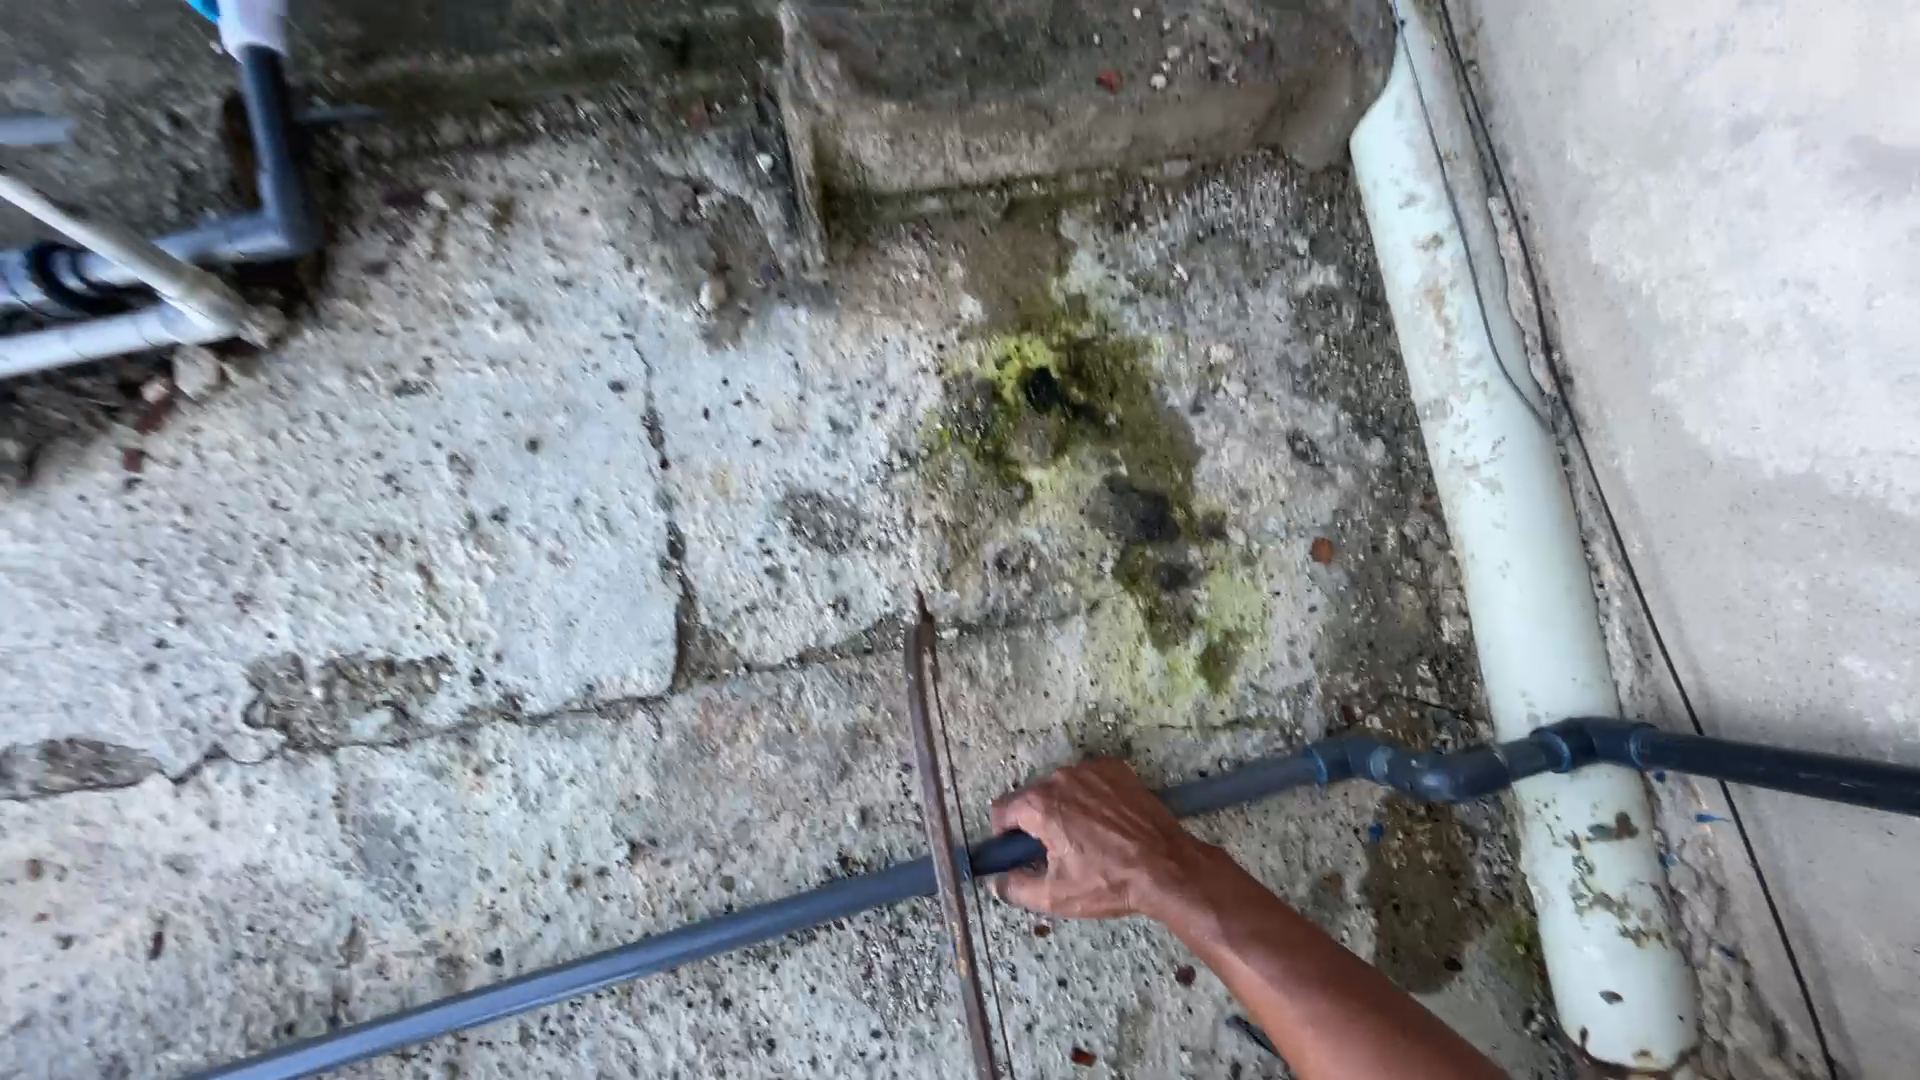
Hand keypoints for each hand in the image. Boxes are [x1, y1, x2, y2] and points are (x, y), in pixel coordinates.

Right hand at [988, 757, 1221, 919]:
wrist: (1166, 866)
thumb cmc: (1108, 881)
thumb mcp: (1055, 896)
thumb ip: (1016, 888)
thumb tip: (998, 881)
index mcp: (1040, 805)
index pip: (1003, 810)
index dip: (1005, 833)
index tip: (1019, 851)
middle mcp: (1060, 778)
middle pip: (1034, 798)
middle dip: (1039, 822)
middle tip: (1060, 851)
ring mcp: (1089, 769)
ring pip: (1062, 787)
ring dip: (1065, 807)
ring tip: (1089, 837)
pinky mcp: (1114, 768)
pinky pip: (1089, 779)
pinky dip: (1091, 796)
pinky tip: (1107, 821)